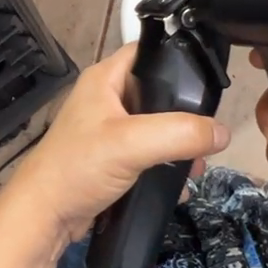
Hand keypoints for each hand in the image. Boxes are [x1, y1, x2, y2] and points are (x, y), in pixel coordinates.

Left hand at [1, 43, 229, 244]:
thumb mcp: (133, 143)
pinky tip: (179, 185)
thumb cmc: (79, 168)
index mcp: (105, 79)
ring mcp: (108, 130)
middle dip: (186, 115)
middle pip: (159, 92)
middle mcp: (106, 98)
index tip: (211, 80)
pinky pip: (148, 153)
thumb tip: (223, 133)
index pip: (149, 51)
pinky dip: (165, 165)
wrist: (45, 216)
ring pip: (156, 127)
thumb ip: (180, 133)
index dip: (179, 58)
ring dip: (178, 145)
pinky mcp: (111, 158)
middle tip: (208, 137)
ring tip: (196, 167)